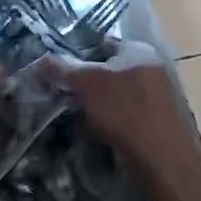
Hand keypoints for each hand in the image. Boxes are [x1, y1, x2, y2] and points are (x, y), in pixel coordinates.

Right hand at [45, 42, 200, 180]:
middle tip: (58, 92)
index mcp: (138, 50)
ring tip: (69, 113)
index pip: (100, 42)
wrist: (162, 158)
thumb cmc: (124, 109)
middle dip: (82, 81)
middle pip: (105, 69)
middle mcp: (150, 68)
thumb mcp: (86, 83)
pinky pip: (122, 114)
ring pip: (112, 94)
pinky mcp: (154, 121)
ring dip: (91, 103)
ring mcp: (155, 96)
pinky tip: (90, 129)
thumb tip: (39, 60)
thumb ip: (61, 68)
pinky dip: (105, 119)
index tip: (54, 68)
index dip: (75, 52)